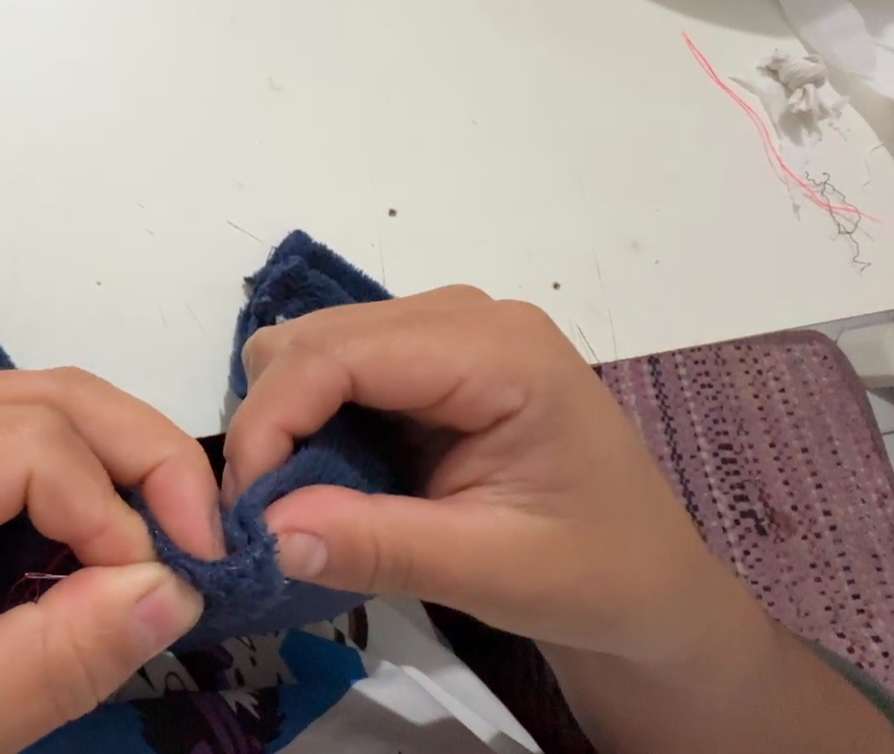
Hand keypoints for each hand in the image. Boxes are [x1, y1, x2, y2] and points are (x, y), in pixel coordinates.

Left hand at [0, 369, 219, 753]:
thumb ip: (59, 659)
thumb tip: (176, 586)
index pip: (26, 445)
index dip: (113, 509)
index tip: (163, 588)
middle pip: (44, 396)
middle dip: (141, 453)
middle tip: (202, 534)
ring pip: (44, 395)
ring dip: (121, 452)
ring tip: (168, 527)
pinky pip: (24, 421)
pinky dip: (86, 461)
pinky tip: (107, 521)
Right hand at [222, 288, 760, 665]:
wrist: (648, 580)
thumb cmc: (598, 577)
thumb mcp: (498, 574)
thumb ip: (379, 547)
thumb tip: (264, 532)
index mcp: (495, 350)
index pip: (337, 355)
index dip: (271, 421)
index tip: (245, 506)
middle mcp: (457, 314)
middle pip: (308, 340)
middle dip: (269, 422)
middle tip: (269, 509)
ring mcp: (434, 325)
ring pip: (302, 346)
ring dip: (281, 419)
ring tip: (305, 493)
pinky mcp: (413, 349)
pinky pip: (321, 364)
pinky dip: (300, 417)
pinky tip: (330, 468)